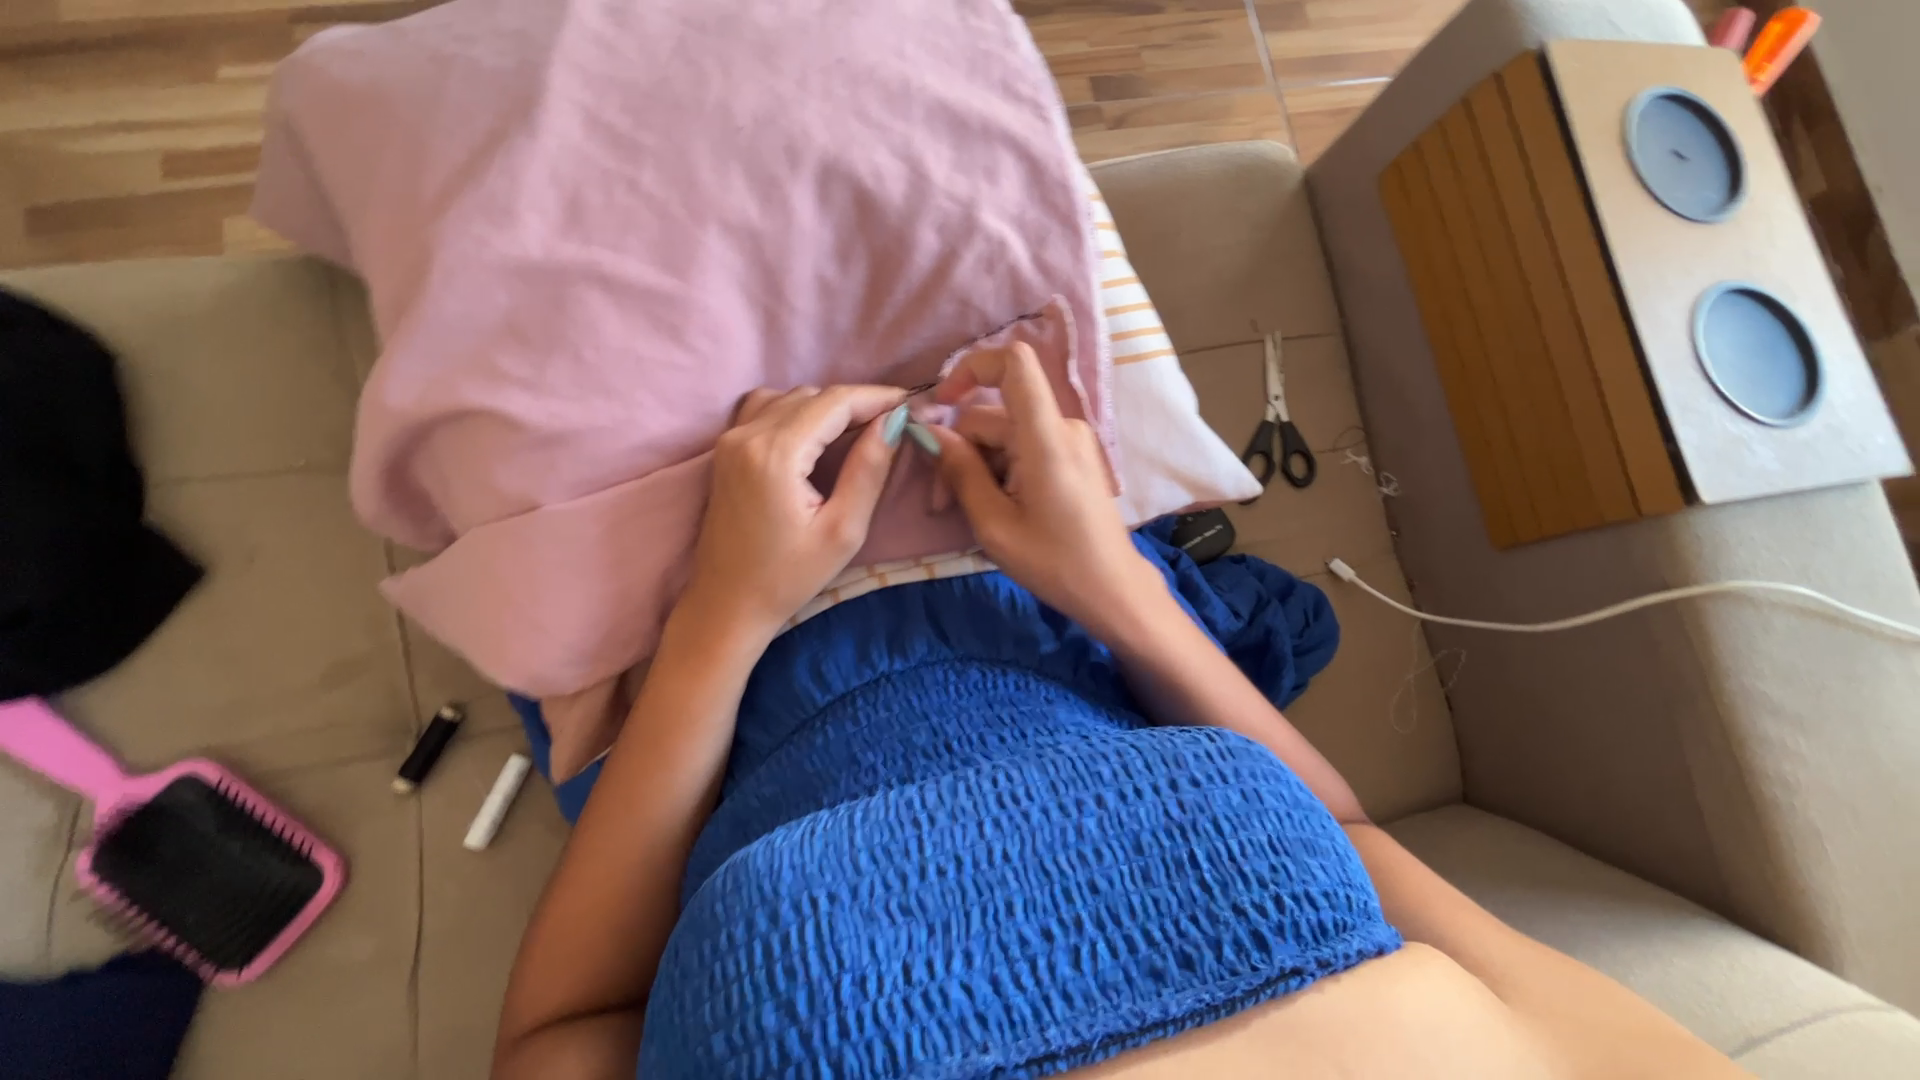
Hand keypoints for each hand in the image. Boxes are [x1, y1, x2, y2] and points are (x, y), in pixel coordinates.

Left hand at [682, 384, 905, 639]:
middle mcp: (747, 434)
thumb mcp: (843, 531)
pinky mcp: (725, 449)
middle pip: (813, 395)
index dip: (877, 396)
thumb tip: (894, 422)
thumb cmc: (788, 577)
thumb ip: (869, 469)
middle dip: (856, 403)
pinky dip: (797, 411)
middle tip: (892, 425)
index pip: (835, 401)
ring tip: (859, 431)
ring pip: (790, 397)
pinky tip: (815, 435)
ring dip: (827, 406)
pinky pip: (765, 407)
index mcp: (776, 454)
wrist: (726, 603)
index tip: (911, 405)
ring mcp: (730, 439)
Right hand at [929, 343, 1167, 636]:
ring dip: (977, 466)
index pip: (1014, 363)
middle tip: (939, 502)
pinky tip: (991, 507)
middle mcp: (1062, 427)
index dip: (971, 368)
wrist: (1113, 590)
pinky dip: (999, 470)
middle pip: (994, 414)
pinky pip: (1024, 447)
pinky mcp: (1073, 458)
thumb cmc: (1055, 563)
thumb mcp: (994, 524)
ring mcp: (1071, 441)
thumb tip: (930, 433)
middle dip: (960, 450)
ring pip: (1005, 434)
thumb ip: (960, 472)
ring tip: (961, 513)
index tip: (941, 403)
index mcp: (1046, 438)